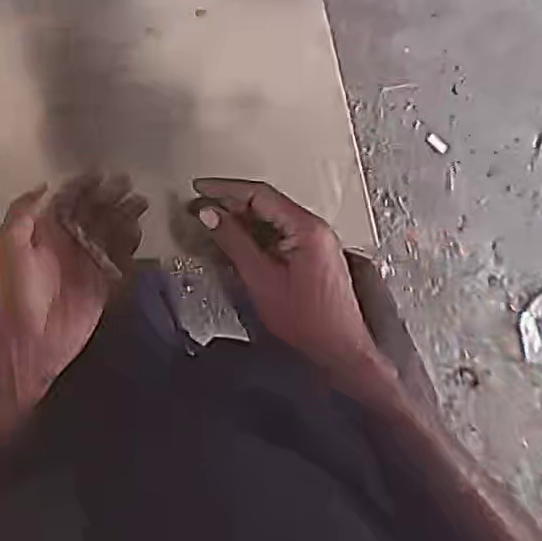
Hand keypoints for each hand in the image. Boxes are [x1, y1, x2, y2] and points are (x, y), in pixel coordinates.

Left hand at [0, 173, 146, 412]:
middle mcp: (67, 244)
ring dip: (123, 216)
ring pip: (109, 232)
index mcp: (45, 233)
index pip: (68, 201)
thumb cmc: (16, 293)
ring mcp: (86, 263)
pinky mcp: (102, 283)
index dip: (83, 186)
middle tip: (127, 183)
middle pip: (93, 213)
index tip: (100, 173)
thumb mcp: (9, 245)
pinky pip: (119, 259)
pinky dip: (130, 246)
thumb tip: (42, 185)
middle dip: (110, 197)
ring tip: (140, 202)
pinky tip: (139, 233)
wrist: (31, 340)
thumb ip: (23, 213)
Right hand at [192, 177, 395, 395]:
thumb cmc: (308, 322)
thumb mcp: (261, 279)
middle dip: (230, 202)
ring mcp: (316, 242)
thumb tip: (210, 214)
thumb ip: (234, 241)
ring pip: (272, 217)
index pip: (259, 193)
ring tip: (212, 222)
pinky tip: (236, 241)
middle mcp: (315, 229)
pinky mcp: (313, 255)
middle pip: (266, 202)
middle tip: (201, 205)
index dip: (225, 188)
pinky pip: (279, 232)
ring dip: (241, 218)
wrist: (341, 352)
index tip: (200, 188)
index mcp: (306, 228)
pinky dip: (255, 233)